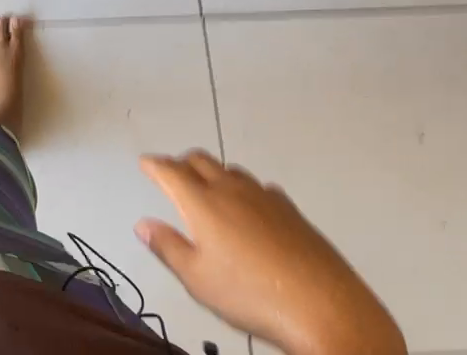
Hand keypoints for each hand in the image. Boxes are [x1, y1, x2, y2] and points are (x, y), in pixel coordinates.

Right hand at [136, 151, 403, 354]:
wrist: (324, 306)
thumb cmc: (251, 295)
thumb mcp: (198, 280)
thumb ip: (167, 248)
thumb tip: (143, 224)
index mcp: (202, 202)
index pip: (171, 171)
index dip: (154, 165)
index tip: (145, 163)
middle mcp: (231, 189)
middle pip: (200, 160)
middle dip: (181, 163)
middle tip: (173, 175)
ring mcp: (264, 196)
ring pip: (230, 170)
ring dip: (213, 173)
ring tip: (208, 191)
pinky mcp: (291, 209)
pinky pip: (259, 187)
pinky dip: (244, 189)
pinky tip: (250, 209)